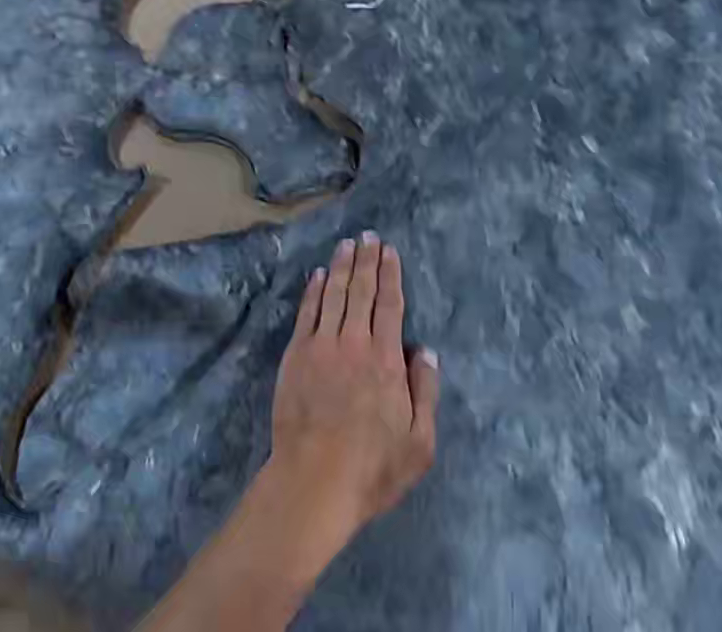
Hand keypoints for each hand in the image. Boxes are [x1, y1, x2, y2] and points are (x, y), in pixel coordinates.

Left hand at [268, 231, 439, 541]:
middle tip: (369, 235)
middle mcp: (354, 344)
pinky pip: (306, 315)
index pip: (390, 305)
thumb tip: (426, 352)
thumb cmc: (372, 467)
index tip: (389, 251)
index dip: (390, 274)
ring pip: (332, 296)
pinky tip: (316, 276)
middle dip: (366, 260)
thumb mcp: (420, 441)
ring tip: (346, 244)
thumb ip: (427, 392)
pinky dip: (312, 292)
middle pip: (361, 291)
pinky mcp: (295, 359)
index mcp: (386, 359)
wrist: (312, 485)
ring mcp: (321, 349)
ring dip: (340, 267)